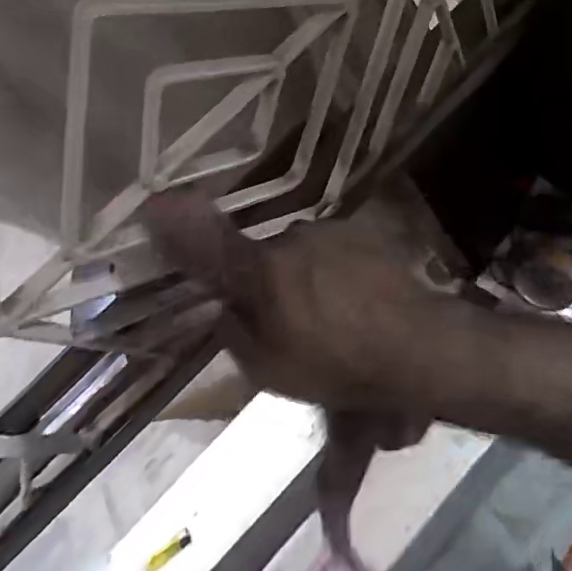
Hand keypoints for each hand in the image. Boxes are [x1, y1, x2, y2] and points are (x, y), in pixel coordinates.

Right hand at [138, 189, 451, 414]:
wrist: (417, 344)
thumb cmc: (337, 364)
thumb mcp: (271, 368)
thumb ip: (236, 332)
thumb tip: (223, 309)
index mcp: (264, 271)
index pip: (211, 243)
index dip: (178, 222)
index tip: (154, 202)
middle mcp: (294, 238)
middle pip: (268, 258)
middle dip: (272, 284)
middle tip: (295, 325)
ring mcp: (334, 231)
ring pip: (305, 255)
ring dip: (310, 281)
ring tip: (337, 322)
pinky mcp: (365, 233)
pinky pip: (336, 253)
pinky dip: (339, 276)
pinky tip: (360, 306)